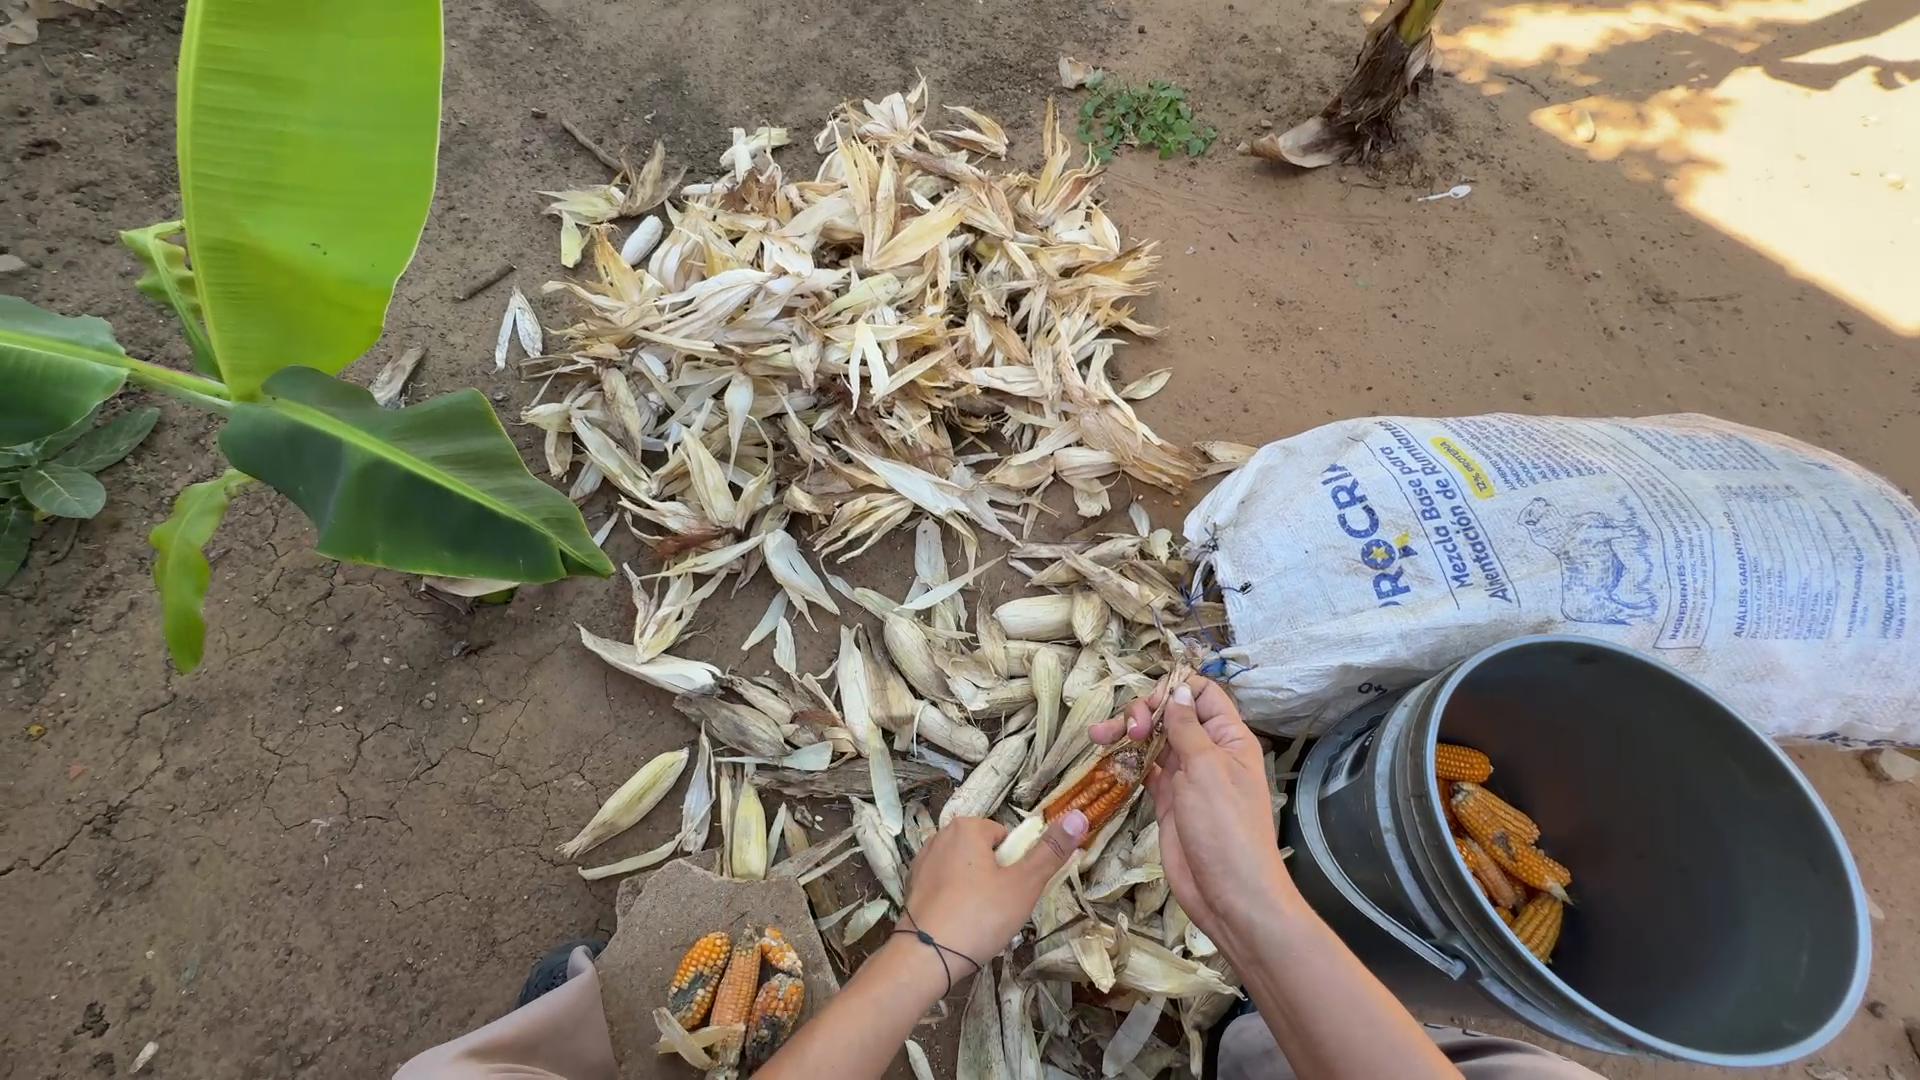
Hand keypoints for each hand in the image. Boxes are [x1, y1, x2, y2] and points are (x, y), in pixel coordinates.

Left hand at [896, 813, 1085, 967]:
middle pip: (985, 853)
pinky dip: (955, 901)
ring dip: (976, 890)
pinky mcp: (913, 886)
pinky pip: (946, 887)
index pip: (1007, 839)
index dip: (1017, 867)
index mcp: (968, 827)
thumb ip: (1051, 851)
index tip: (1014, 894)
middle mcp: (941, 835)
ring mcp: (923, 860)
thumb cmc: (980, 916)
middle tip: (999, 910)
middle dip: (996, 878)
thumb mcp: (1024, 885)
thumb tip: (1079, 815)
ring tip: (979, 922)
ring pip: (966, 871)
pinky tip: (958, 925)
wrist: (925, 957)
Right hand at [1091, 677, 1288, 948]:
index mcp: (1228, 739)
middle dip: (1144, 713)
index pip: (1203, 695)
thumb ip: (1187, 728)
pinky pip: (1145, 769)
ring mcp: (1187, 777)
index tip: (1150, 702)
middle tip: (1128, 730)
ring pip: (1154, 741)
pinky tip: (1107, 758)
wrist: (1231, 897)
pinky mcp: (1168, 800)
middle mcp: (1208, 752)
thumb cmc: (1226, 828)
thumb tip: (1178, 690)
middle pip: (1171, 714)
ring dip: (1127, 735)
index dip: (1176, 690)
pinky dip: (1126, 761)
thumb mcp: (1206, 769)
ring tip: (1098, 737)